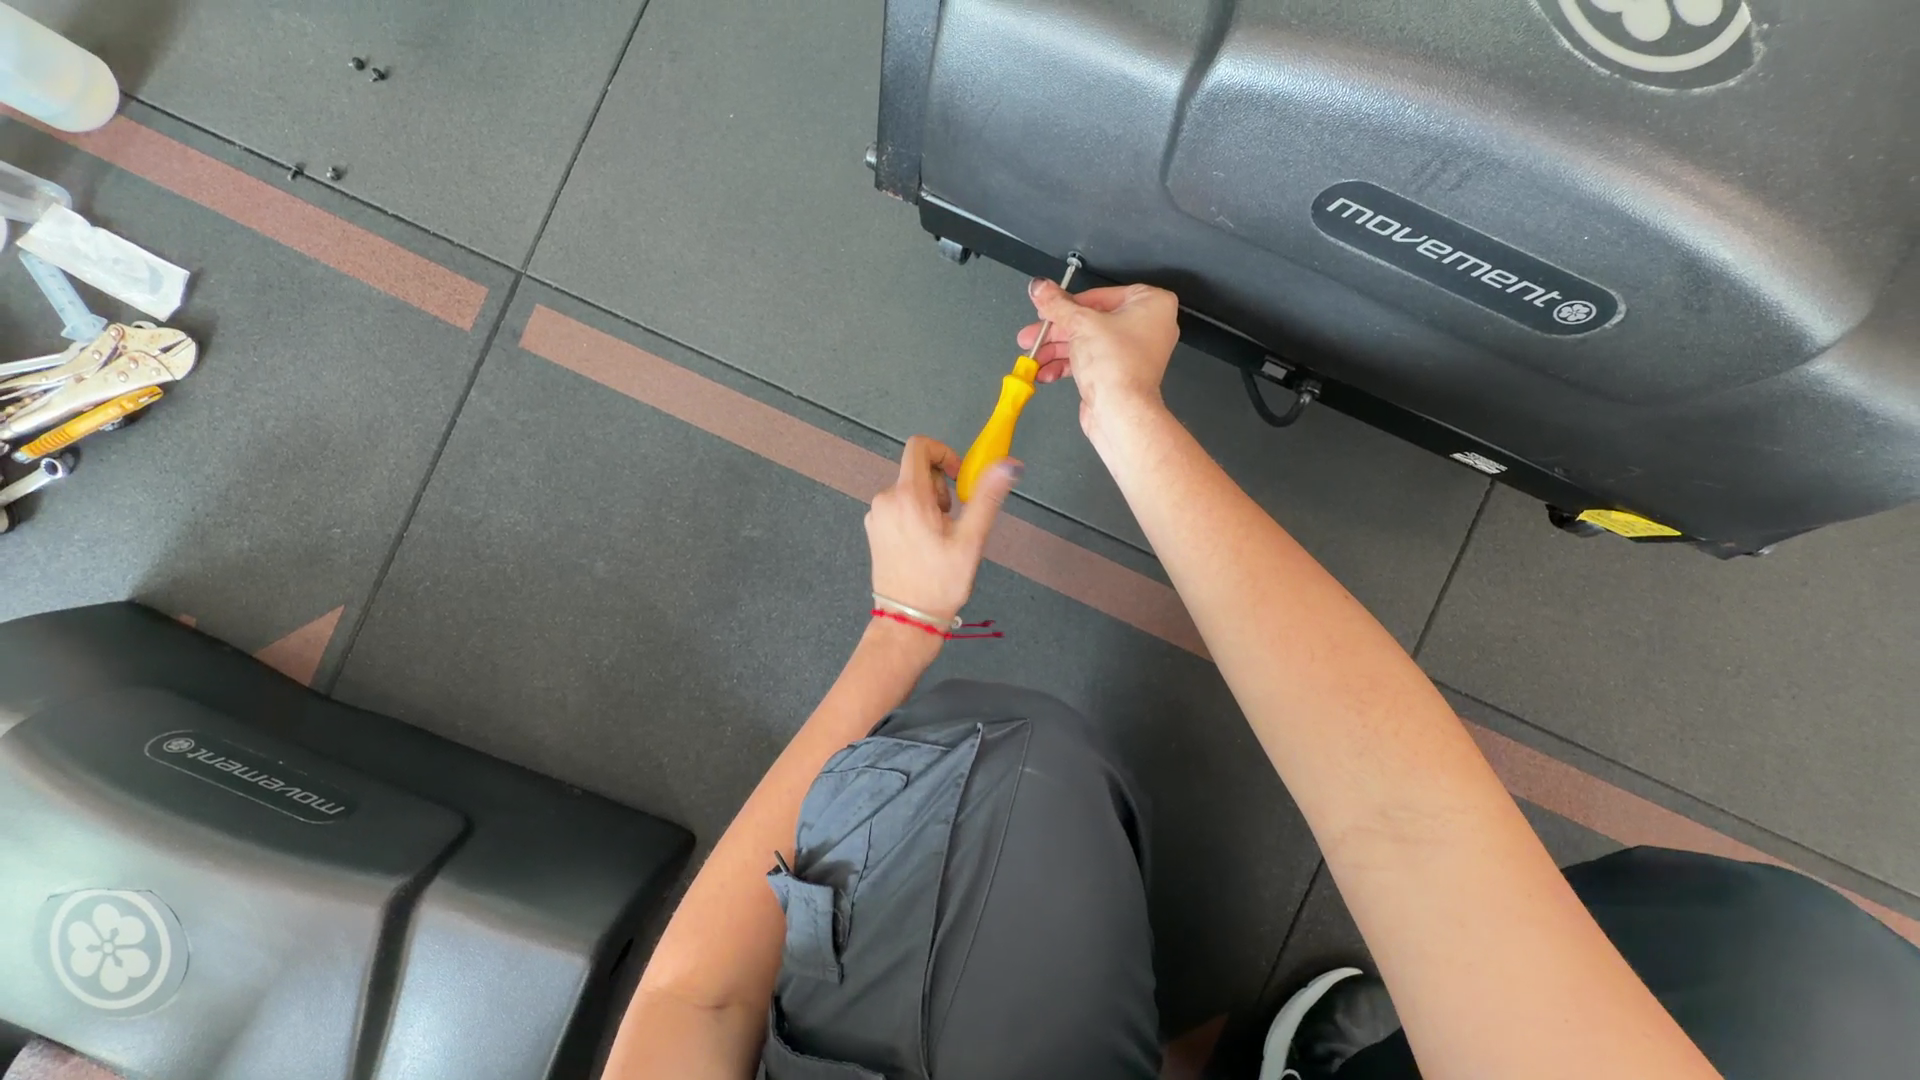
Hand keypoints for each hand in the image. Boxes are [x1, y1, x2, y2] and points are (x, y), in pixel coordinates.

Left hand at [865, 436, 1020, 626]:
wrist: (908, 619)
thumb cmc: (941, 581)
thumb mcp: (971, 539)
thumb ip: (988, 496)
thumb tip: (1008, 464)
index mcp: (907, 495)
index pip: (919, 447)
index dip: (944, 453)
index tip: (959, 478)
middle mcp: (885, 499)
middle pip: (917, 472)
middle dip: (940, 489)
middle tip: (952, 523)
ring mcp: (876, 515)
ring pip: (909, 491)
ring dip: (928, 504)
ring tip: (939, 539)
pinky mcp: (874, 530)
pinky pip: (898, 508)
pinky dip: (914, 516)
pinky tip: (924, 546)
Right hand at [1019, 280, 1180, 433]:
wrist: (1121, 412)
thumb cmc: (1117, 366)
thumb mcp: (1080, 324)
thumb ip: (1057, 304)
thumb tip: (1041, 286)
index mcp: (1150, 304)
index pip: (1099, 296)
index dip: (1066, 303)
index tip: (1045, 306)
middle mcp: (1147, 326)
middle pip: (1090, 321)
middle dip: (1056, 332)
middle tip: (1033, 335)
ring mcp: (1133, 353)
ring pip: (1086, 343)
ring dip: (1055, 351)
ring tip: (1033, 358)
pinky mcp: (1119, 374)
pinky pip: (1089, 362)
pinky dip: (1066, 365)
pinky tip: (1045, 372)